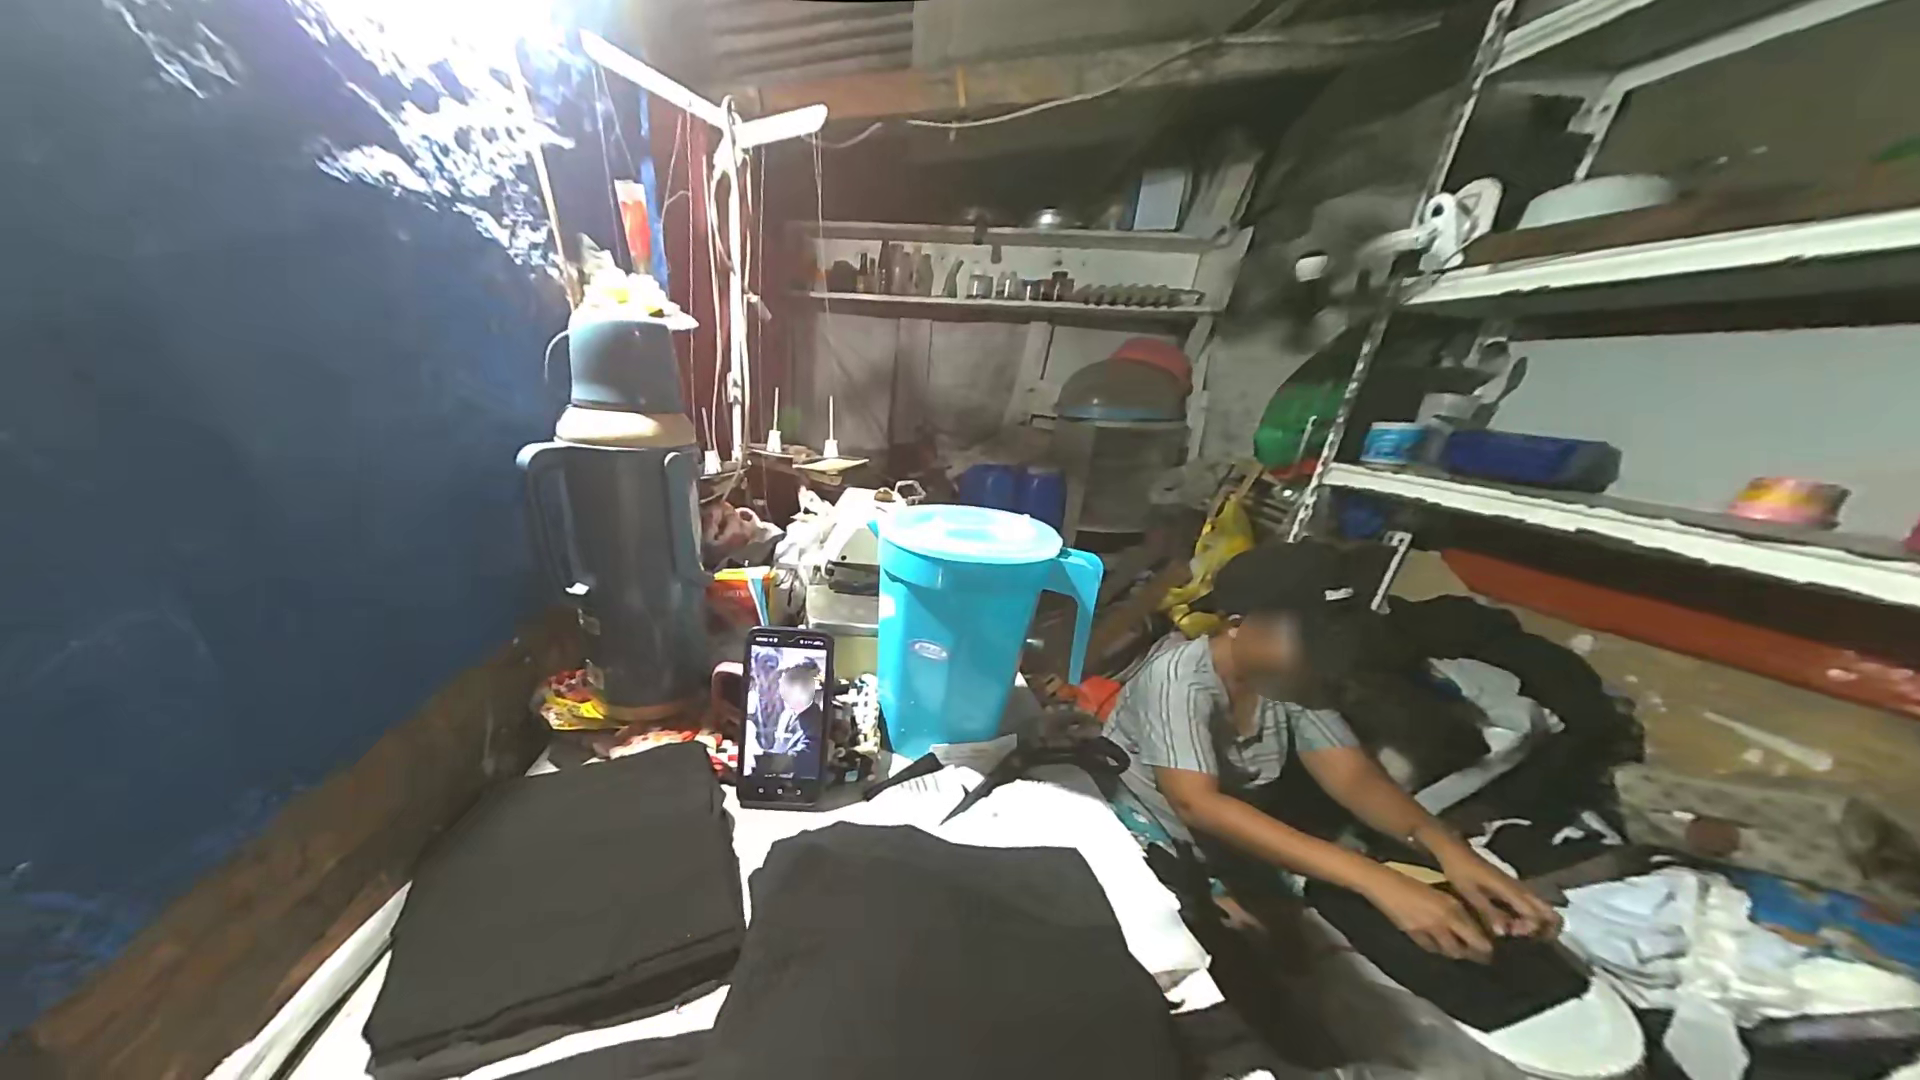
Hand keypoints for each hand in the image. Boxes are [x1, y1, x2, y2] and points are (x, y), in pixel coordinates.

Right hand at [1362, 872, 1492, 962]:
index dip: (1486, 948)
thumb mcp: (1438, 892)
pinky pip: (1431, 948)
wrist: (1379, 881)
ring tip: (1457, 948)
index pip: (1478, 940)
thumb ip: (1456, 909)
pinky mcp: (1412, 934)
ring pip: (1449, 952)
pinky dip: (1437, 948)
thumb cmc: (1409, 879)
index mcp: (1451, 909)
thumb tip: (1472, 926)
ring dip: (1455, 952)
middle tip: (1477, 954)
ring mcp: (1426, 930)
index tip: (1490, 949)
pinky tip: (1436, 943)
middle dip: (1473, 955)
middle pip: (1466, 950)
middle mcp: (1443, 923)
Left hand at [1438, 850, 1562, 940]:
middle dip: (1545, 928)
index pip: (1536, 915)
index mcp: (1510, 890)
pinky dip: (1529, 914)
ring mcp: (1517, 885)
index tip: (1512, 931)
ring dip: (1536, 921)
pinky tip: (1511, 919)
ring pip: (1542, 907)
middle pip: (1550, 912)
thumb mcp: (1469, 891)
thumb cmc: (1458, 869)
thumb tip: (1505, 933)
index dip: (1530, 928)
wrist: (1453, 849)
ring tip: (1515, 928)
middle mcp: (1520, 888)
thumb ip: (1488, 911)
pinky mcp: (1511, 885)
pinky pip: (1531, 903)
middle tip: (1522, 933)